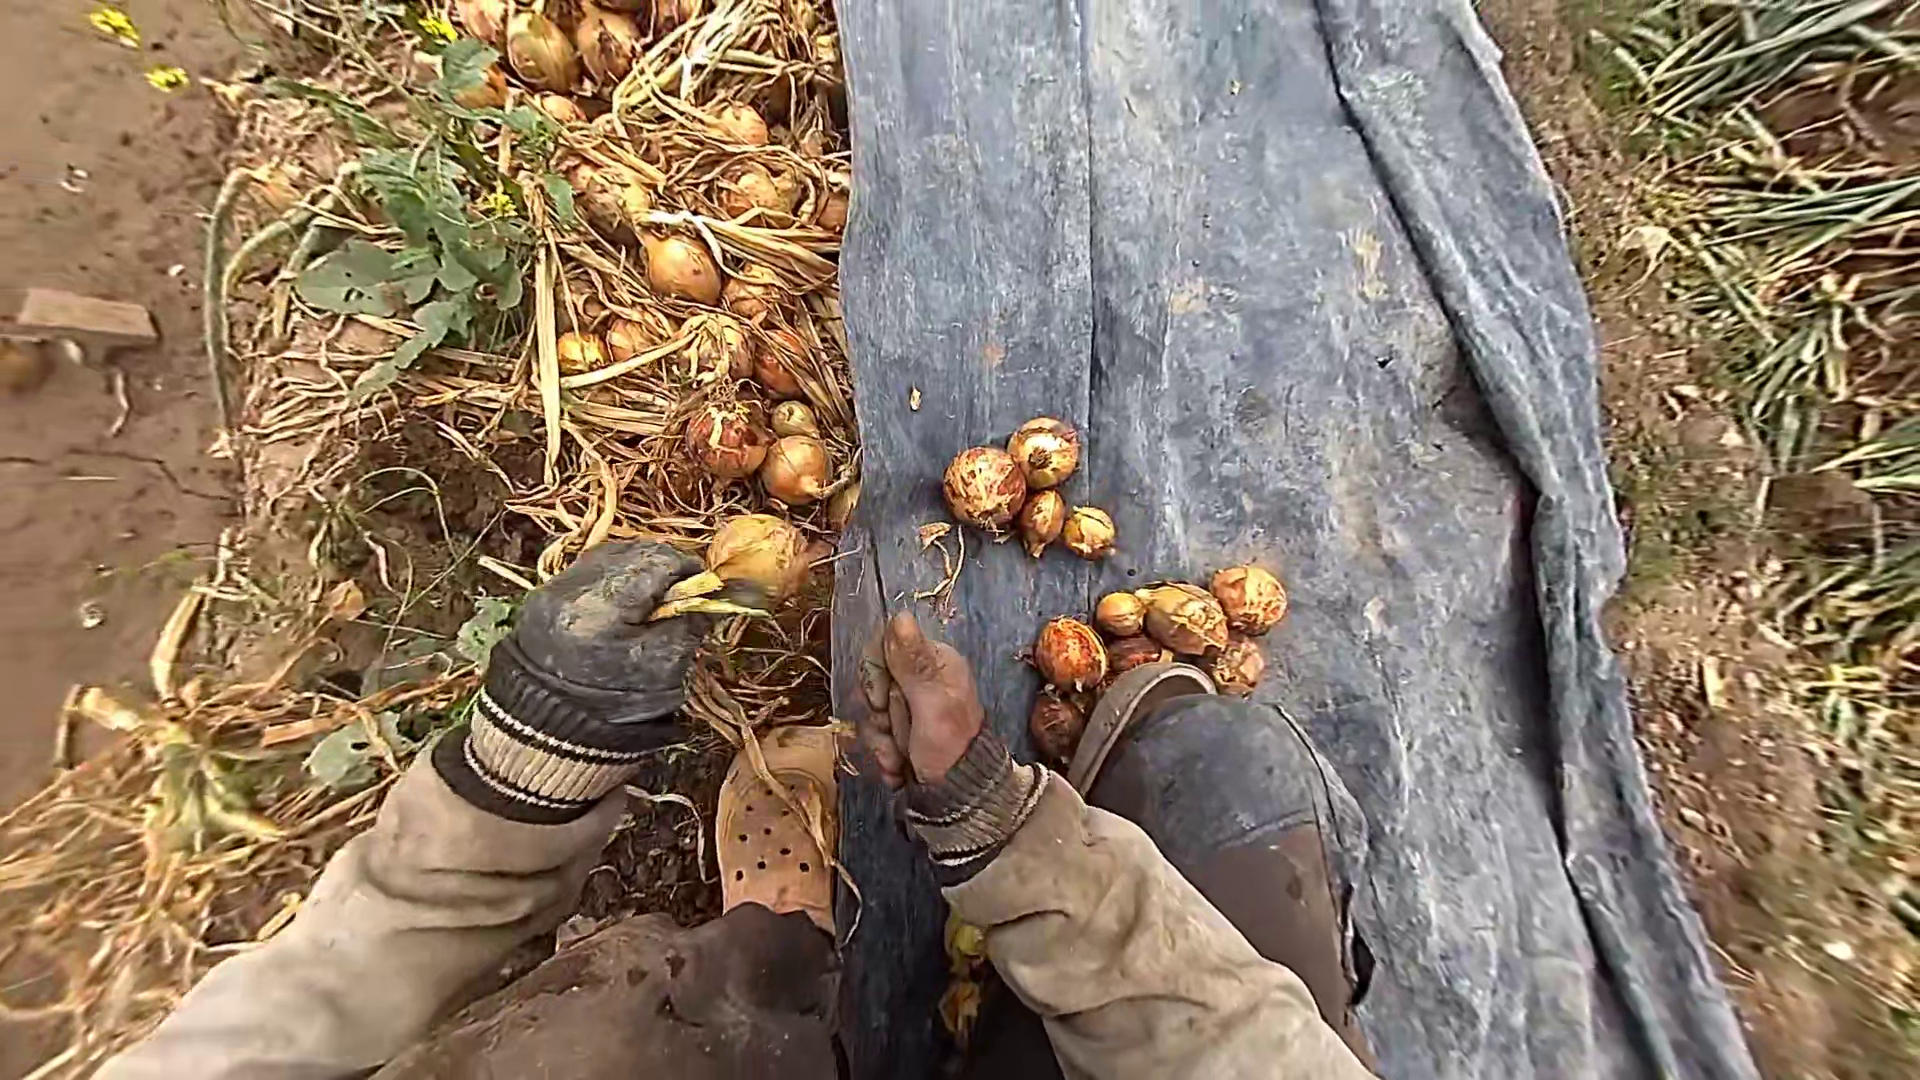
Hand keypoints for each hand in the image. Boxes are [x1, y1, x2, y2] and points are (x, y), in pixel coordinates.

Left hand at [509, 540, 709, 721]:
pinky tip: (627, 599)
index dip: (688, 568)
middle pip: (634, 549)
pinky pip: (591, 568)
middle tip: (681, 591)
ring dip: (641, 565)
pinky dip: (617, 575)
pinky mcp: (544, 595)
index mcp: (605, 606)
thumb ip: (694, 618)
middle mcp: (572, 587)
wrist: (553, 730)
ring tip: (654, 595)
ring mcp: (552, 588)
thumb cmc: (620, 700)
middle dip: (666, 564)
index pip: (659, 558)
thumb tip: (719, 591)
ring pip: (612, 552)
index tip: (702, 586)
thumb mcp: (668, 661)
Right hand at [858, 612, 984, 786]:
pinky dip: (883, 753)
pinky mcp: (902, 728)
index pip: (883, 646)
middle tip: (897, 734)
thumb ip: (914, 663)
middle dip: (879, 714)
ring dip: (881, 740)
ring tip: (900, 758)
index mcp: (935, 660)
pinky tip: (898, 768)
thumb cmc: (950, 748)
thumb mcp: (932, 704)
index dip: (874, 674)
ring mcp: (911, 703)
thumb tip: (900, 616)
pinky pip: (875, 732)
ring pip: (871, 709)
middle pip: (873, 680)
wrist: (960, 800)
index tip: (881, 700)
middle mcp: (922, 677)